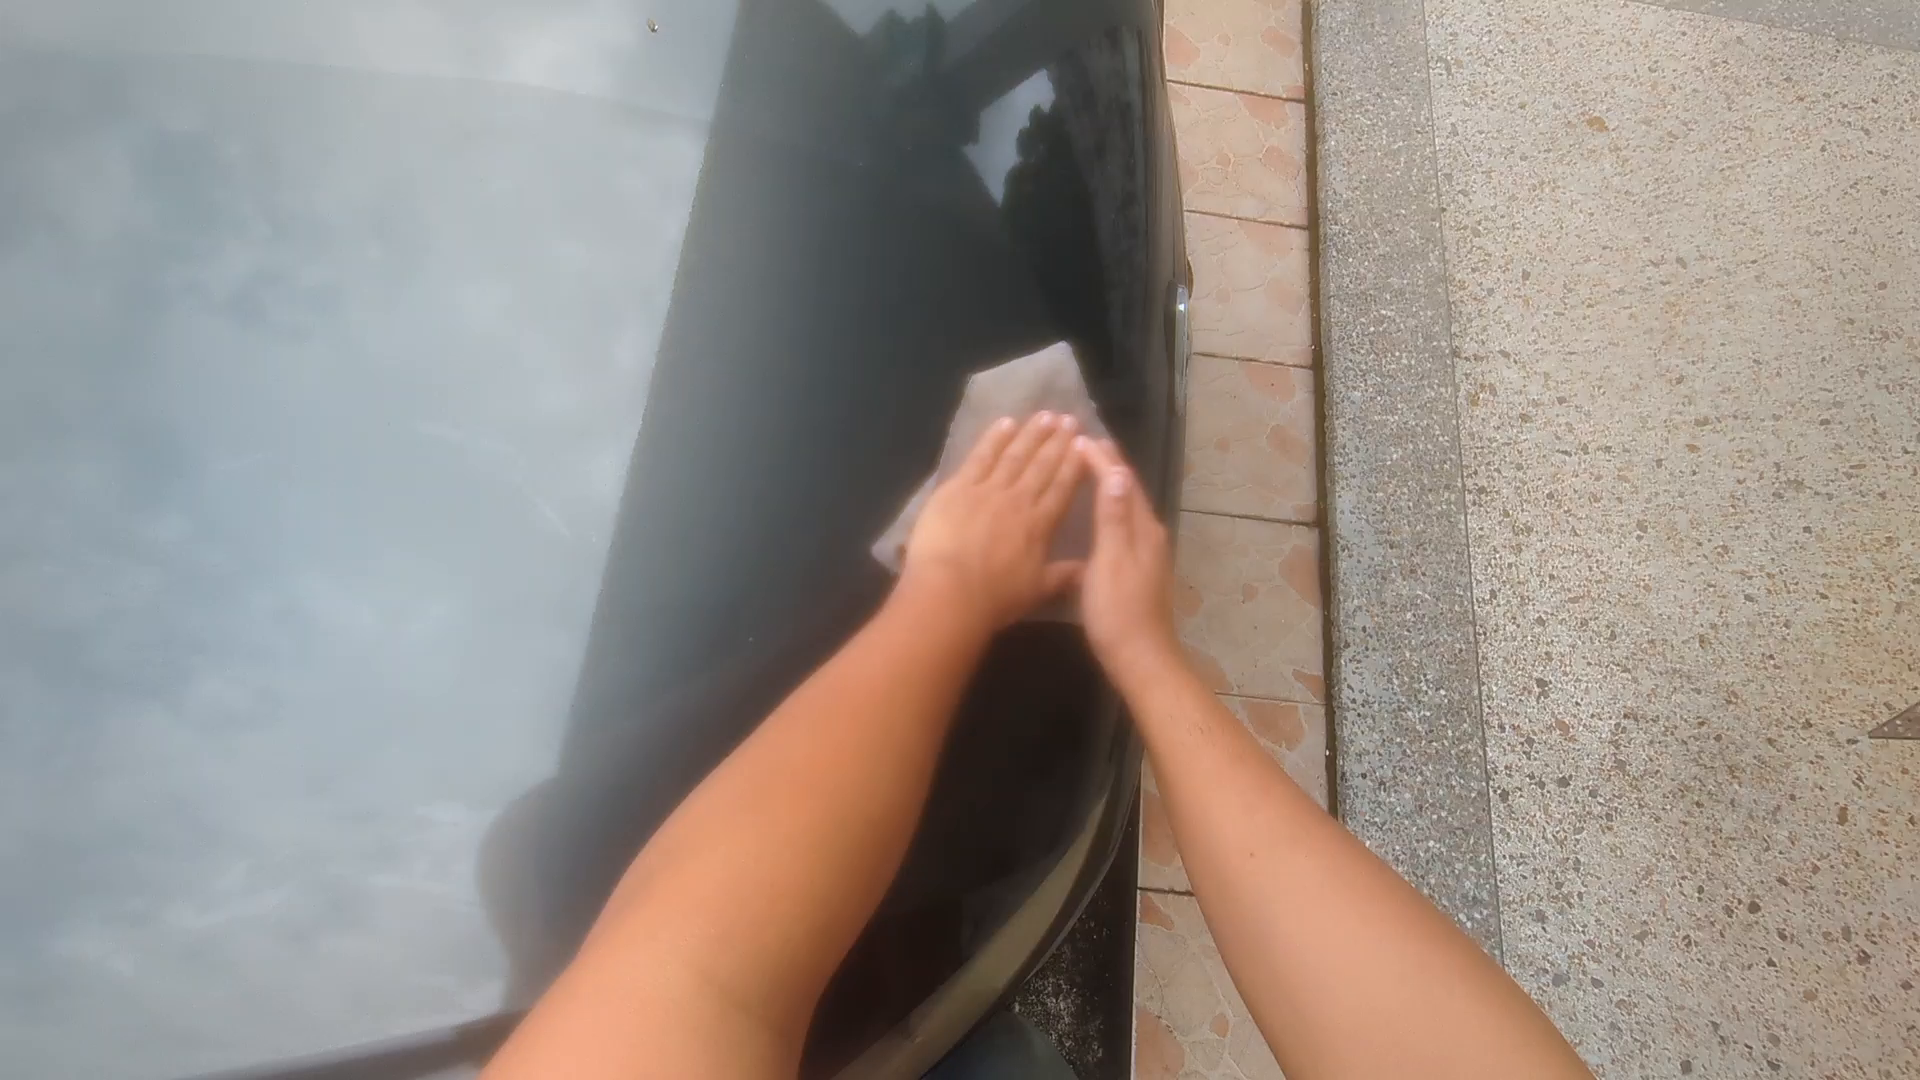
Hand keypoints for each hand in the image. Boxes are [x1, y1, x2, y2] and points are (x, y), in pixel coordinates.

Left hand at [900, 411, 1087, 631]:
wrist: (949, 592)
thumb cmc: (994, 599)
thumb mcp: (1036, 591)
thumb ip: (1063, 576)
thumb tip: (1089, 570)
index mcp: (1039, 525)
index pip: (1062, 488)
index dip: (1074, 465)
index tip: (1085, 445)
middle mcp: (1018, 500)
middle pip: (1041, 466)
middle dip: (1057, 442)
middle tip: (1069, 419)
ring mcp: (987, 490)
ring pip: (1014, 456)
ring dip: (1031, 434)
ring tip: (1045, 415)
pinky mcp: (957, 488)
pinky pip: (980, 457)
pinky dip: (994, 438)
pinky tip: (1006, 423)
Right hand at [1075, 438, 1181, 682]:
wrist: (1140, 658)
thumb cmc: (1118, 611)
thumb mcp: (1110, 561)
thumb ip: (1113, 517)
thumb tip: (1116, 471)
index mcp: (1143, 529)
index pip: (1122, 481)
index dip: (1101, 458)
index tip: (1077, 437)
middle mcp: (1149, 534)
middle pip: (1128, 490)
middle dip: (1108, 465)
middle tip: (1084, 442)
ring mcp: (1147, 553)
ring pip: (1127, 506)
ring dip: (1109, 484)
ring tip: (1089, 467)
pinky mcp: (1139, 568)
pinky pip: (1124, 524)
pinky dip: (1110, 507)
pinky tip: (1098, 513)